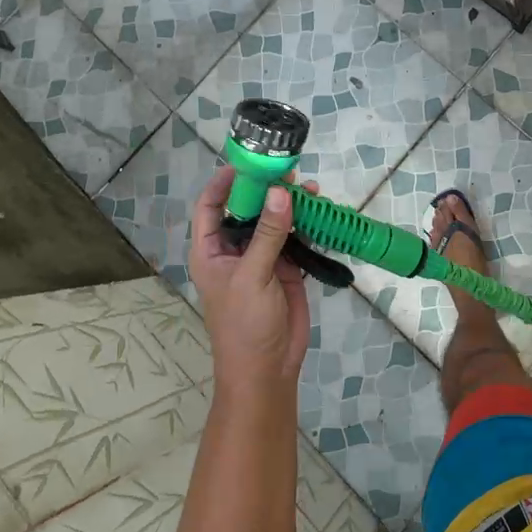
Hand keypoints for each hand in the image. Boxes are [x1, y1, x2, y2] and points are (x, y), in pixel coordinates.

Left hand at [189, 166, 313, 396]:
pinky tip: (320, 209)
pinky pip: (296, 237)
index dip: (223, 183)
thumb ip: (269, 235)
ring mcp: (262, 258)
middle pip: (248, 209)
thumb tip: (279, 192)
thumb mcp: (253, 277)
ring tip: (310, 187)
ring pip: (275, 221)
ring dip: (291, 204)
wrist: (268, 369)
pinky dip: (308, 223)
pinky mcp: (286, 268)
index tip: (246, 162)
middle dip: (266, 189)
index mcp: (211, 251)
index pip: (210, 207)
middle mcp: (235, 250)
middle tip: (288, 171)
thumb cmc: (245, 325)